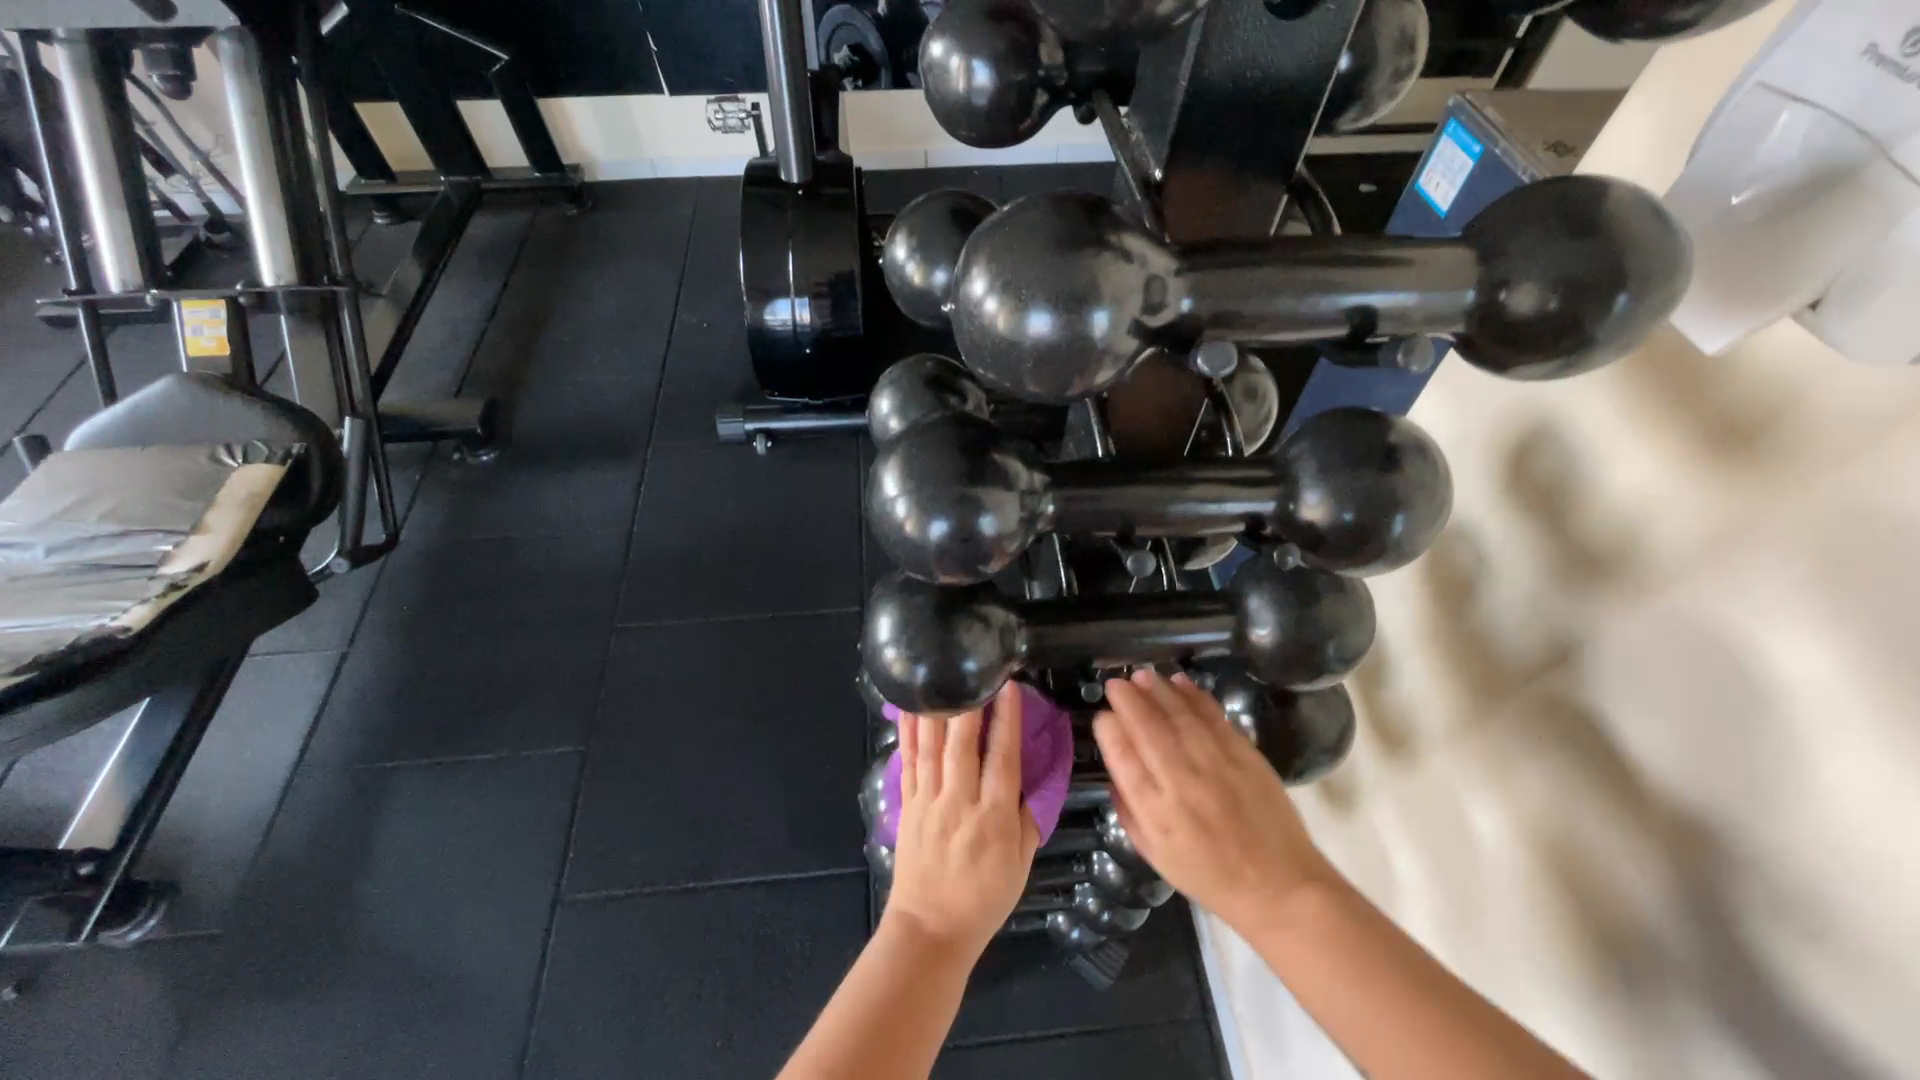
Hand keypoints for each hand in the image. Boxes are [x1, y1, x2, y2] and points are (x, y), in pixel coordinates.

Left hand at [884, 682, 1041, 958]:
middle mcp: (960, 802)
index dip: (1007, 721)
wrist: (931, 928)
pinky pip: (908, 764)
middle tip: (973, 671)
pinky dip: (909, 736)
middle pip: (963, 746)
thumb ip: (1026, 819)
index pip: (1003, 758)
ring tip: (937, 677)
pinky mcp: (908, 807)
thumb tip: (1030, 780)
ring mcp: (929, 803)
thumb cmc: (984, 898)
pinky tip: (909, 711)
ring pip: (932, 749)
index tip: (1009, 689)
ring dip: (936, 711)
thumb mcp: (1020, 863)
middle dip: (969, 705)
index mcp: (994, 816)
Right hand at [1093, 670, 1335, 929]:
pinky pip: (1214, 717)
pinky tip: (1179, 682)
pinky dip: (1195, 696)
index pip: (1122, 756)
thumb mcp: (1154, 854)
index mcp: (1155, 810)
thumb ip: (1129, 811)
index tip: (1102, 716)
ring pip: (1180, 716)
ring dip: (1158, 690)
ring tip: (1142, 675)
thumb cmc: (1209, 875)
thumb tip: (1116, 773)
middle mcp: (1182, 781)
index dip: (1109, 729)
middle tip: (1115, 684)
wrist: (1277, 886)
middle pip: (1148, 728)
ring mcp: (1217, 764)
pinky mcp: (1245, 755)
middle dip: (1128, 700)